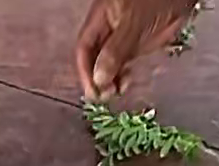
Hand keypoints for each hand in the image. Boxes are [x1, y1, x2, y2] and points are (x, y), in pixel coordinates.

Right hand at [75, 0, 199, 99]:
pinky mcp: (134, 47)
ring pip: (107, 66)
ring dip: (108, 82)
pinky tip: (124, 85)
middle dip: (96, 79)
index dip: (85, 71)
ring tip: (115, 92)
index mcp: (100, 16)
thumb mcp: (133, 23)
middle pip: (93, 59)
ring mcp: (120, 39)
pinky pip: (121, 67)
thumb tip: (98, 79)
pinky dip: (120, 79)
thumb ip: (115, 50)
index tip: (93, 91)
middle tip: (105, 96)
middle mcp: (107, 29)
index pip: (84, 48)